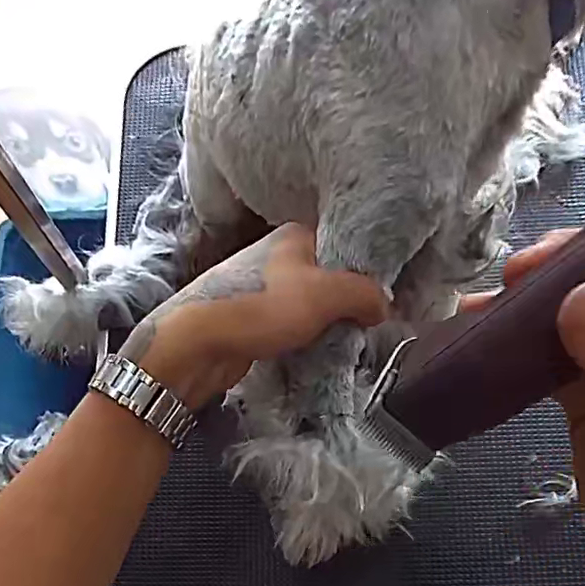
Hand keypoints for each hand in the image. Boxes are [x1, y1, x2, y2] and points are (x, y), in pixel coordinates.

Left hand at [123, 224, 389, 408]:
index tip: (386, 302)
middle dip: (349, 303)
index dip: (369, 273)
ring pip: (310, 304)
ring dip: (326, 323)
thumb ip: (364, 293)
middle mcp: (278, 254)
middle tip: (368, 327)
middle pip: (330, 277)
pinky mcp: (251, 317)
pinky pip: (291, 325)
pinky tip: (314, 350)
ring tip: (345, 342)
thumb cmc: (260, 308)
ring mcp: (262, 286)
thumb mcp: (325, 294)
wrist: (198, 343)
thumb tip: (386, 306)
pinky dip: (305, 337)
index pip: (348, 246)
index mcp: (297, 234)